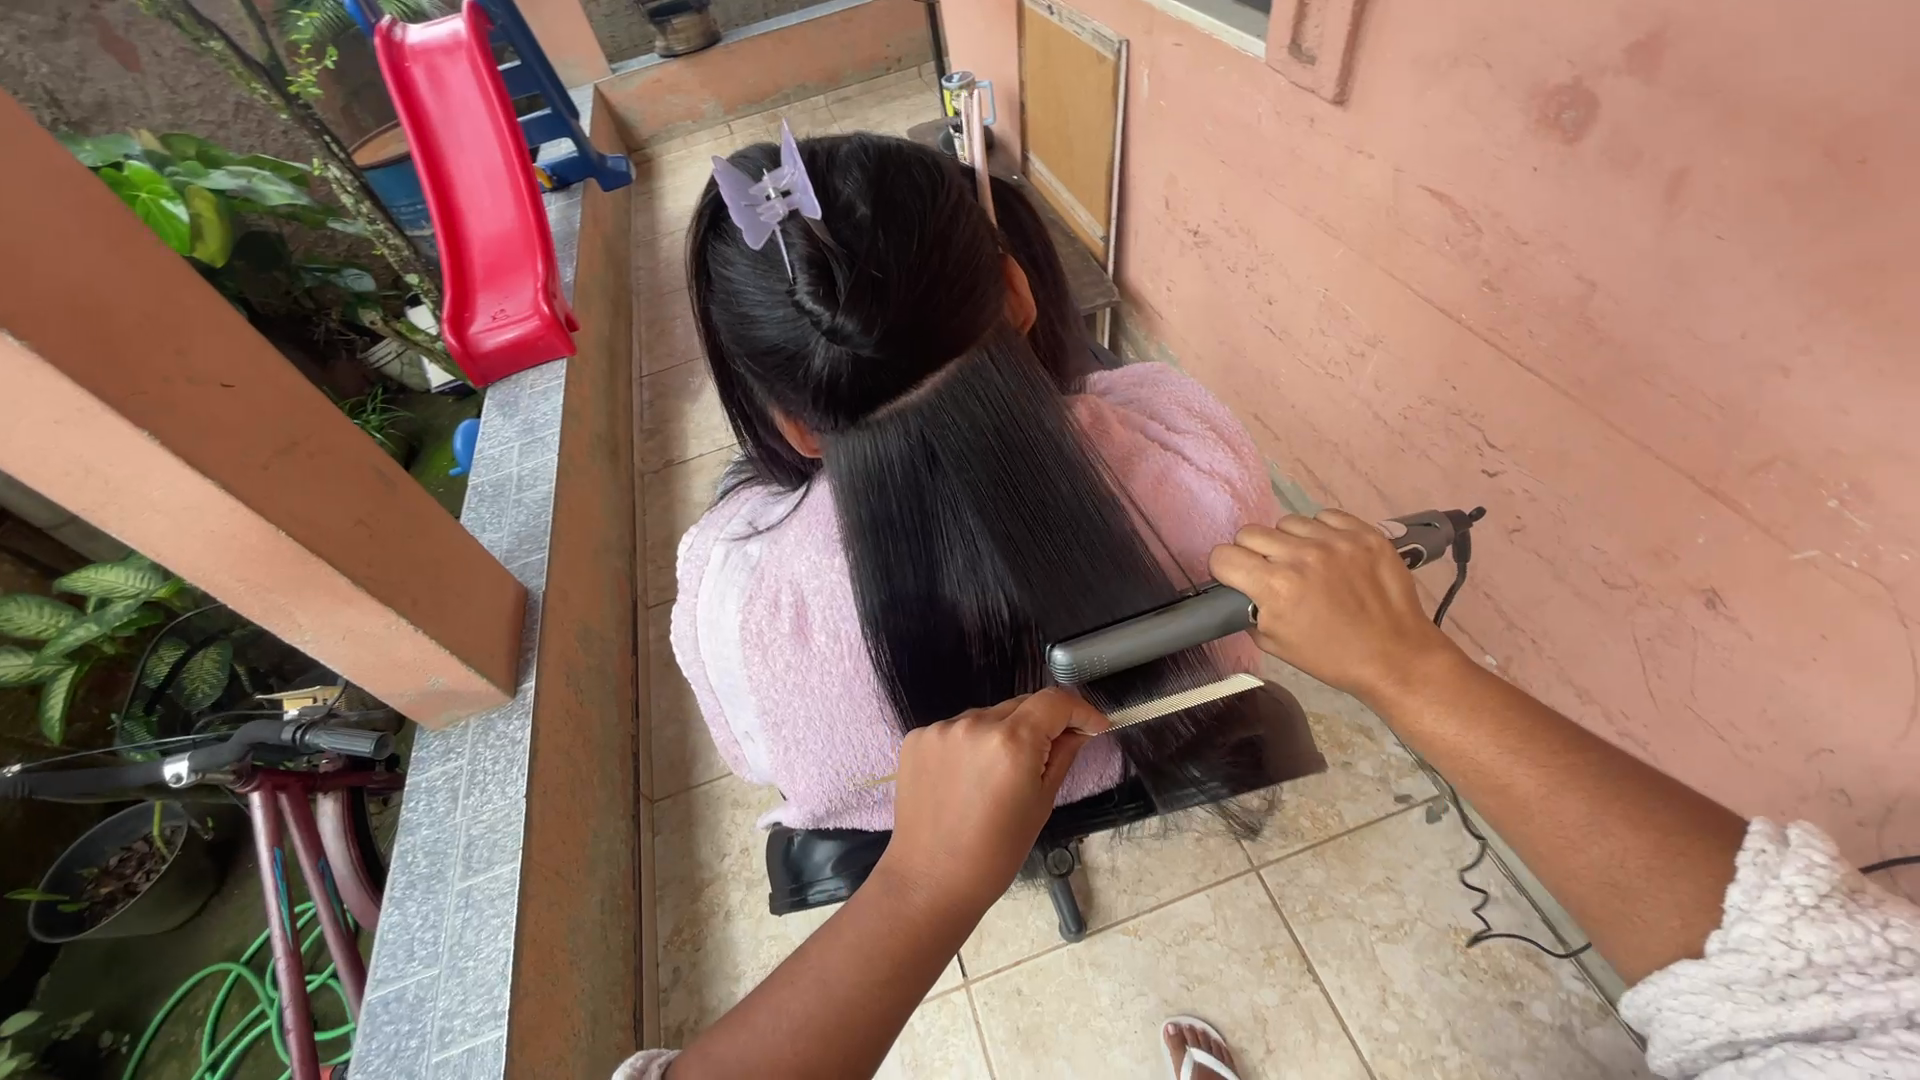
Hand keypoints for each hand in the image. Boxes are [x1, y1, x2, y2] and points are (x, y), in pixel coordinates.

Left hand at [877, 689, 1109, 916]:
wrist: (930, 880)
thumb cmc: (996, 852)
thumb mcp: (1041, 804)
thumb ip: (1062, 755)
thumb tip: (1080, 730)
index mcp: (1012, 742)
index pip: (1054, 702)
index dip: (1080, 710)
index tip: (1093, 726)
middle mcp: (974, 724)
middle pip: (1020, 706)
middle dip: (1040, 725)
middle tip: (1046, 757)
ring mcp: (941, 728)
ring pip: (986, 717)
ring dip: (1002, 734)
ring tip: (996, 778)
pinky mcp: (917, 738)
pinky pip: (955, 729)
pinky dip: (969, 745)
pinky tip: (965, 780)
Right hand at [1209, 509, 1464, 705]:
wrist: (1395, 656)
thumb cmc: (1330, 656)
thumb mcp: (1273, 643)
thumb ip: (1248, 609)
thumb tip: (1239, 589)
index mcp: (1275, 586)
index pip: (1223, 556)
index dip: (1225, 569)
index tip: (1236, 578)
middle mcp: (1302, 556)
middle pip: (1250, 533)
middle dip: (1252, 554)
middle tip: (1270, 573)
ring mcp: (1336, 541)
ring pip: (1286, 522)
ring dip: (1287, 541)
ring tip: (1304, 563)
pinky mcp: (1364, 534)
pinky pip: (1324, 516)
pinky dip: (1320, 532)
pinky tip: (1329, 553)